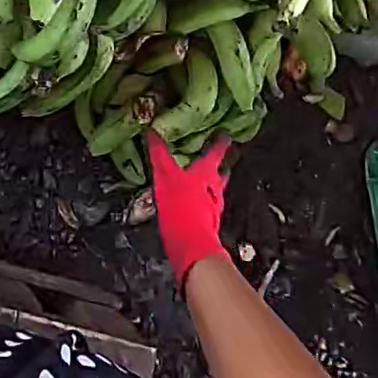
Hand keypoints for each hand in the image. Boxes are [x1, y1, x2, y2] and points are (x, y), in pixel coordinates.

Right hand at [148, 134, 230, 283]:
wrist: (192, 246)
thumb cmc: (182, 206)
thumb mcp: (166, 176)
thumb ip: (160, 154)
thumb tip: (152, 131)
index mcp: (207, 172)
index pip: (216, 152)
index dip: (220, 142)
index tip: (225, 134)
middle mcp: (214, 188)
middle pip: (220, 172)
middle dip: (220, 165)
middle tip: (217, 157)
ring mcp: (213, 206)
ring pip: (215, 189)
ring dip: (212, 183)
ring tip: (204, 179)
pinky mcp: (208, 222)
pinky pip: (207, 205)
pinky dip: (202, 200)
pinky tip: (193, 202)